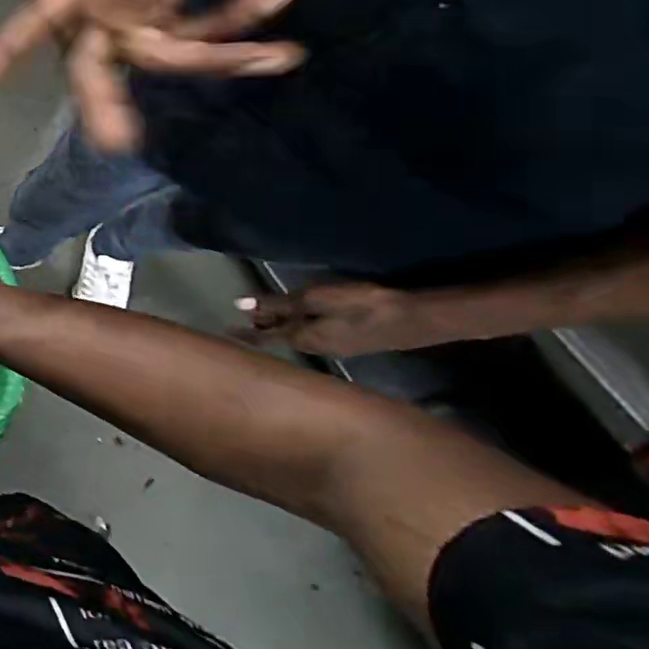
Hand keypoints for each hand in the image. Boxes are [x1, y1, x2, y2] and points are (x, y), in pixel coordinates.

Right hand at [0, 0, 303, 151]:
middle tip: (114, 140)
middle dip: (103, 103)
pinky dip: (238, 36)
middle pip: (90, 64)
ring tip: (275, 55)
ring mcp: (132, 18)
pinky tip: (278, 17)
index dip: (12, 44)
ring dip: (217, 57)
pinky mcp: (166, 23)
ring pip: (159, 57)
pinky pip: (196, 41)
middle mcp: (99, 5)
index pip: (46, 8)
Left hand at [237, 282, 451, 356]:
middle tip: (244, 322)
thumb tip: (240, 305)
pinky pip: (316, 336)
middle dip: (262, 330)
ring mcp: (339, 348)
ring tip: (267, 320)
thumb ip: (278, 303)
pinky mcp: (356, 343)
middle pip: (282, 339)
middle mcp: (317, 349)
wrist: (422, 318)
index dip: (245, 334)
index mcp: (304, 339)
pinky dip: (301, 328)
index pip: (265, 338)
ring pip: (299, 337)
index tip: (226, 333)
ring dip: (282, 328)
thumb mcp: (315, 299)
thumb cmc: (363, 305)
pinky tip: (304, 322)